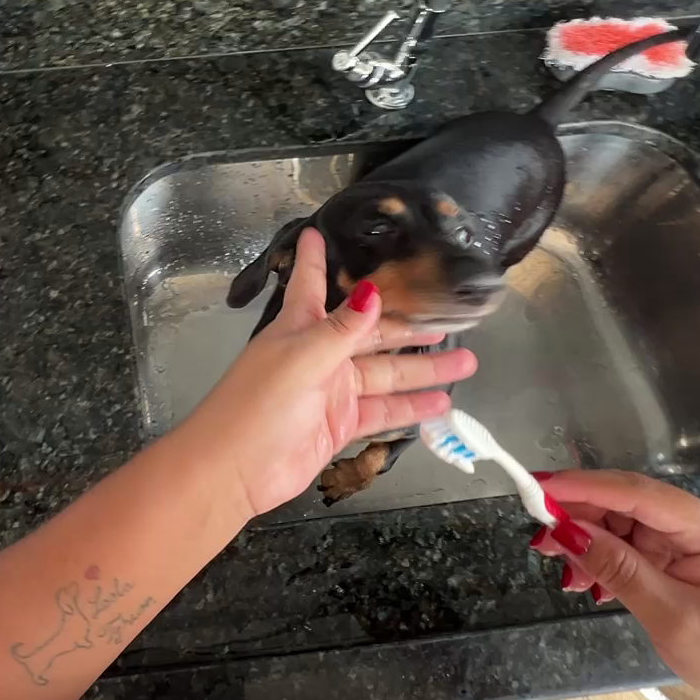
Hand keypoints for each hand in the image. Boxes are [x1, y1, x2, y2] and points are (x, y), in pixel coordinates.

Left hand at [170, 228, 475, 516]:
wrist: (234, 468)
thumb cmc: (259, 405)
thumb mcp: (302, 359)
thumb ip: (342, 330)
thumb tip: (373, 291)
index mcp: (300, 328)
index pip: (311, 283)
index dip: (315, 259)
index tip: (319, 231)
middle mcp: (317, 354)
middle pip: (369, 333)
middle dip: (408, 326)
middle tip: (453, 319)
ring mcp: (330, 391)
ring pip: (384, 373)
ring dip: (423, 370)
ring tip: (466, 363)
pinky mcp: (338, 424)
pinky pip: (381, 411)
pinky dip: (410, 408)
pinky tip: (441, 403)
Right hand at [531, 470, 699, 699]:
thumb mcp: (673, 617)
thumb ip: (617, 568)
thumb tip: (564, 529)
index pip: (638, 493)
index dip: (585, 485)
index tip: (537, 486)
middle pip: (627, 505)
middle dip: (579, 516)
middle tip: (539, 537)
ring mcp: (693, 546)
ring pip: (624, 526)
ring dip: (587, 542)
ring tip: (561, 568)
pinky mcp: (683, 565)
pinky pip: (632, 549)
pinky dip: (603, 561)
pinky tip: (586, 582)